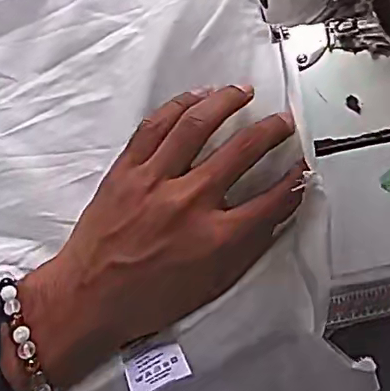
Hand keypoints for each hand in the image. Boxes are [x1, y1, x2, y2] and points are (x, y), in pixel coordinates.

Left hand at [16, 86, 307, 388]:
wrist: (88, 297)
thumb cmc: (144, 298)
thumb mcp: (208, 285)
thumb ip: (246, 250)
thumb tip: (272, 220)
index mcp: (213, 237)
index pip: (270, 199)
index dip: (294, 181)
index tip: (301, 169)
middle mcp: (188, 202)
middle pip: (243, 151)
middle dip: (272, 130)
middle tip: (282, 121)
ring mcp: (154, 181)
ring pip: (197, 126)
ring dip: (225, 102)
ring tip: (242, 92)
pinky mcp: (127, 170)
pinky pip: (154, 126)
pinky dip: (178, 106)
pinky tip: (195, 98)